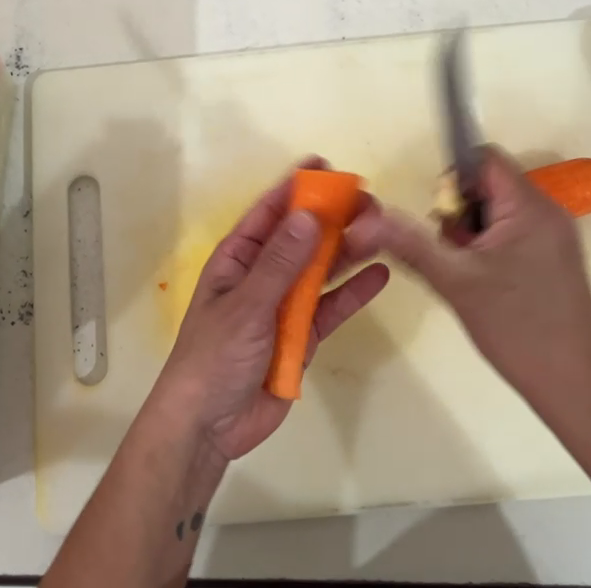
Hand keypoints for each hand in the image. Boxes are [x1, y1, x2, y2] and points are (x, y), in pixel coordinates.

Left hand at [150, 158, 390, 460]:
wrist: (209, 425)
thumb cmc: (214, 357)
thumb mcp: (246, 306)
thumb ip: (280, 264)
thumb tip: (309, 215)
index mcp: (237, 260)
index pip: (267, 214)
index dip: (293, 188)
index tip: (323, 165)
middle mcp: (261, 275)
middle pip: (300, 239)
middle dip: (330, 217)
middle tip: (369, 199)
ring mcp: (283, 306)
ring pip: (320, 270)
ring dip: (346, 250)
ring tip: (381, 229)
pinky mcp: (301, 336)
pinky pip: (330, 307)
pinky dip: (352, 293)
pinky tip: (379, 275)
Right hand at [358, 146, 590, 395]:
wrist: (573, 384)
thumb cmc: (515, 326)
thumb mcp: (453, 281)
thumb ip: (408, 242)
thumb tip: (365, 218)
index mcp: (528, 207)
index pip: (483, 158)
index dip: (452, 178)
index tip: (439, 217)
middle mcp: (547, 212)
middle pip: (489, 184)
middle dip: (458, 211)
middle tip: (452, 253)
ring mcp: (556, 236)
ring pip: (498, 210)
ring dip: (472, 232)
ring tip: (467, 273)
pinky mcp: (556, 258)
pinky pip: (512, 232)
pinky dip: (489, 247)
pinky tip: (483, 283)